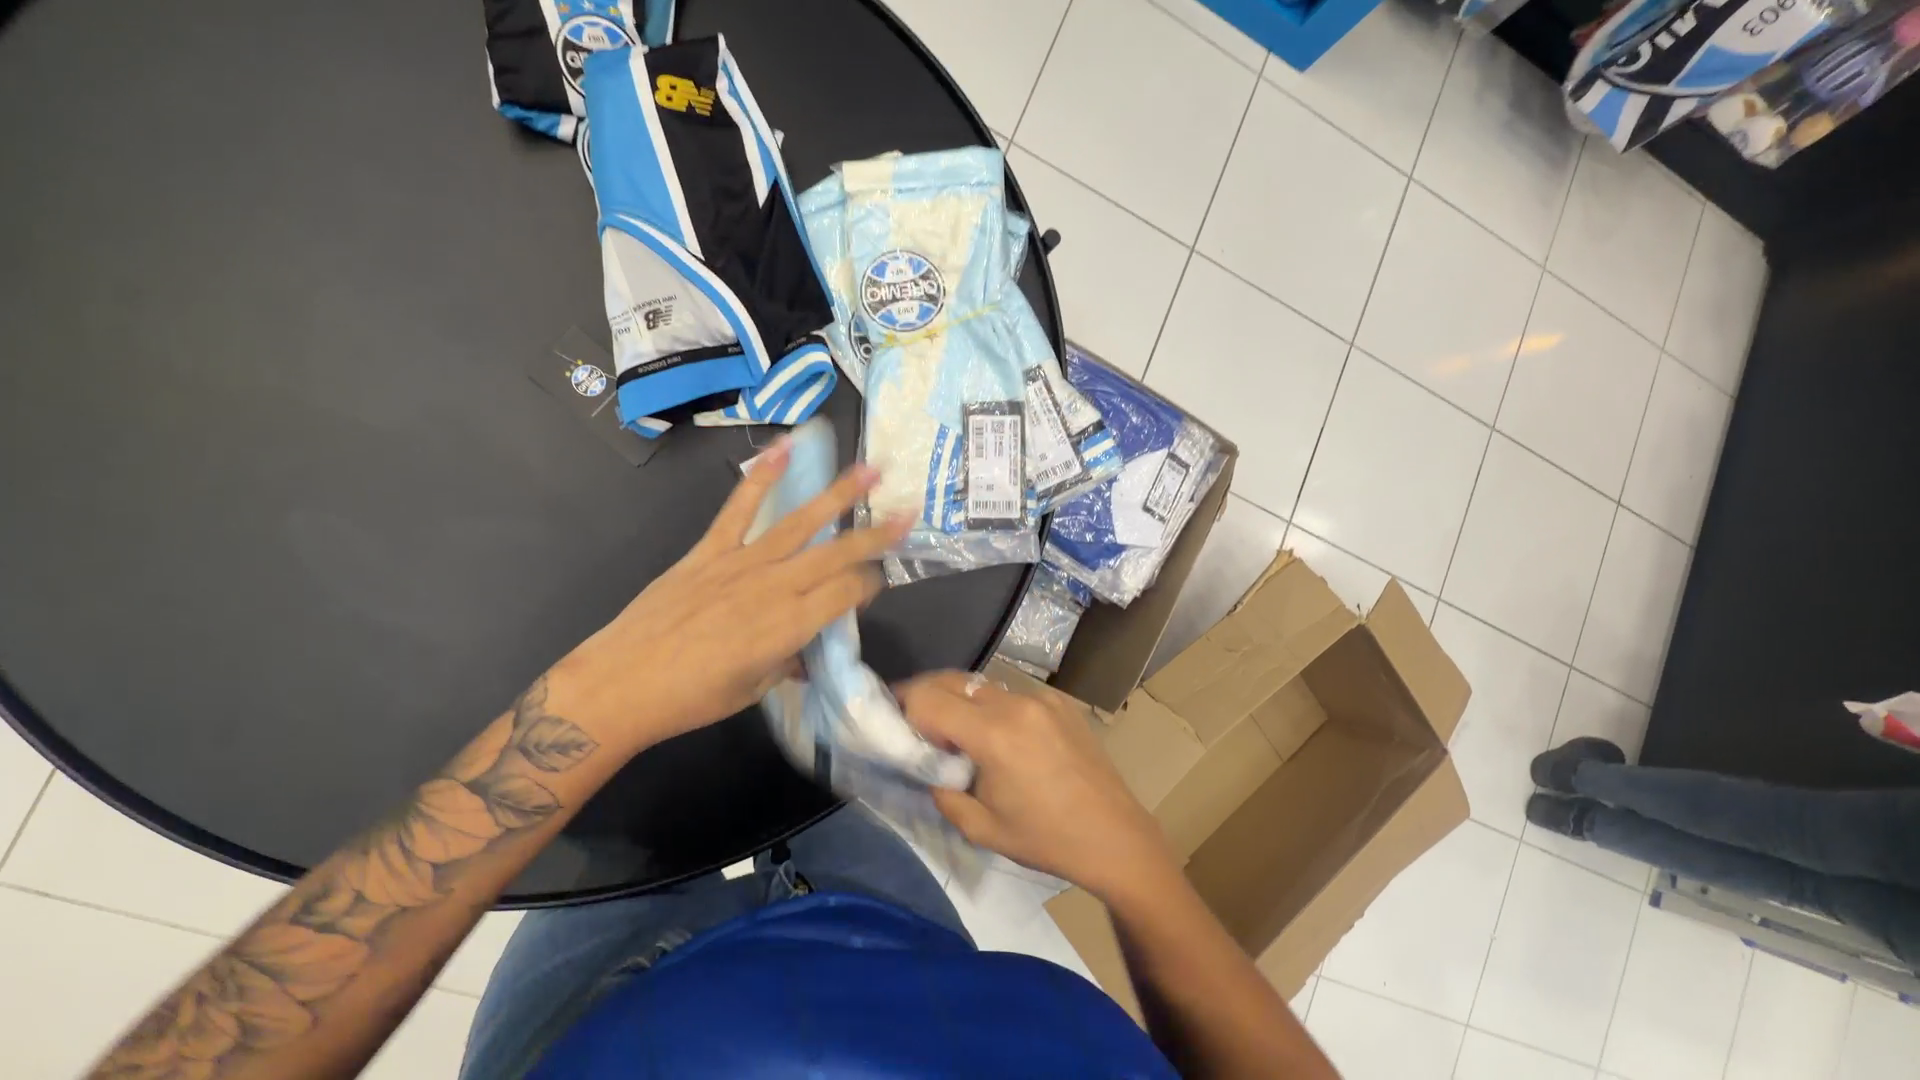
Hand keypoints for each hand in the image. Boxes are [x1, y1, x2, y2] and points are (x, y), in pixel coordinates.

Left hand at [562, 438, 910, 749]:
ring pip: (799, 522)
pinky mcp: (708, 551)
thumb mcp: (752, 690)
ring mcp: (740, 563)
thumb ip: (785, 664)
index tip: (875, 583)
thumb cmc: (690, 700)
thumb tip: (805, 656)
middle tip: (909, 512)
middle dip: (876, 533)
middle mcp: (773, 587)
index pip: (846, 593)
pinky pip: (739, 508)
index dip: (868, 585)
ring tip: (870, 469)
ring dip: (838, 494)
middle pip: (836, 554)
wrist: (620, 684)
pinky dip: (762, 477)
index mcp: (789, 627)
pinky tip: (784, 449)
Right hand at [900, 672, 1178, 899]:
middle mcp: (1016, 704)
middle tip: (914, 726)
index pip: (928, 699)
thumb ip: (942, 791)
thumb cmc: (1046, 840)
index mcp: (994, 734)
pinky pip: (1011, 695)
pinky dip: (992, 707)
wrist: (1116, 837)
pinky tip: (998, 739)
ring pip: (982, 684)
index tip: (895, 729)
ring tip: (957, 736)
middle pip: (951, 680)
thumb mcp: (980, 827)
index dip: (903, 710)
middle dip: (925, 698)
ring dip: (960, 701)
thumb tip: (926, 767)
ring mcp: (1042, 699)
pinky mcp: (1061, 703)